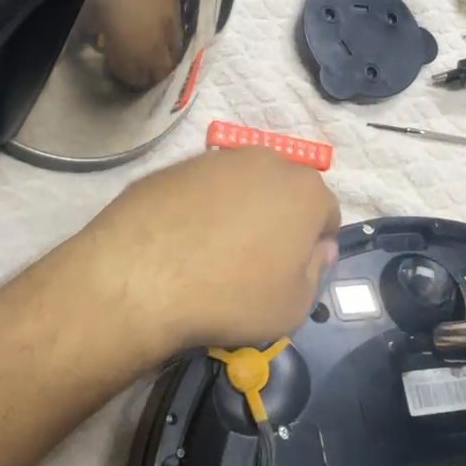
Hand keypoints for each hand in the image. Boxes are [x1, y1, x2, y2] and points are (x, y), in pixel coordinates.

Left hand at [70, 148, 339, 354]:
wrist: (139, 278)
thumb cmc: (231, 296)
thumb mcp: (293, 306)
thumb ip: (316, 271)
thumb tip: (318, 248)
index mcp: (304, 189)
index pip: (326, 214)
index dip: (313, 246)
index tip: (292, 273)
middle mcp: (263, 161)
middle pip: (282, 192)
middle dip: (277, 221)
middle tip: (253, 262)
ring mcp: (212, 159)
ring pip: (239, 187)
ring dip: (236, 212)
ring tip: (211, 254)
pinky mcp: (170, 167)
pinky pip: (197, 190)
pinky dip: (196, 211)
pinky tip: (179, 243)